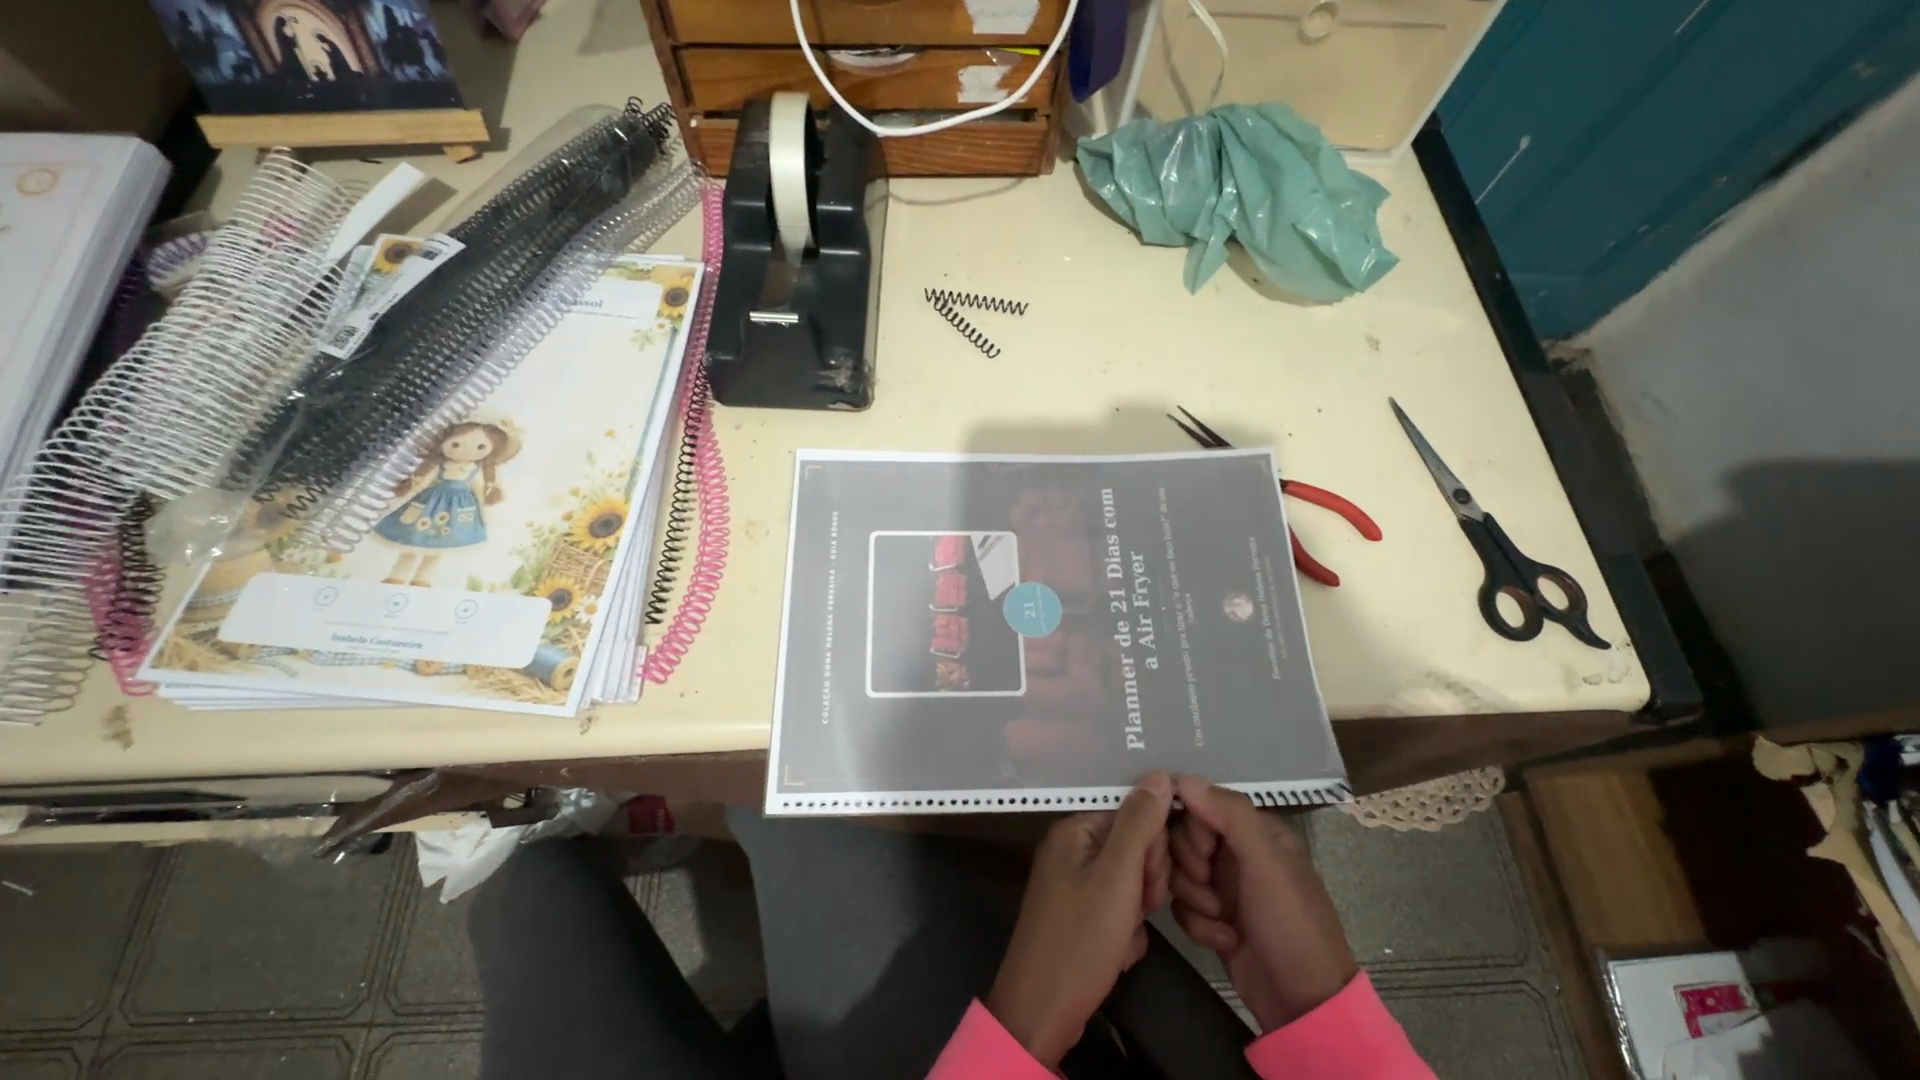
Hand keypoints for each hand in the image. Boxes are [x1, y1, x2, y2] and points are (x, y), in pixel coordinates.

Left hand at [986, 772, 1172, 1066]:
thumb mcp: (1117, 878)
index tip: (1146, 883)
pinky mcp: (1077, 915)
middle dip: (1146, 883)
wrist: (1042, 1011)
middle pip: (1134, 849)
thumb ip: (1140, 825)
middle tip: (1135, 909)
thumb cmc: (1080, 940)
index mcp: (1074, 831)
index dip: (1151, 851)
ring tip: (1124, 934)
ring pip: (1132, 883)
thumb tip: (1160, 775)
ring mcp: (1072, 884)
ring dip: (1138, 911)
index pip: (1135, 817)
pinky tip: (1117, 951)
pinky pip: (1119, 910)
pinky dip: (1125, 931)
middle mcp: (1070, 850)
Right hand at [1169, 776, 1357, 1031]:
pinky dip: (1198, 924)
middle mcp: (1239, 853)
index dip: (1193, 828)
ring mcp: (1226, 887)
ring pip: (1179, 873)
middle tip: (1209, 889)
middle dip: (1189, 867)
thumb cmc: (1291, 924)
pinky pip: (1182, 906)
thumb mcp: (1267, 864)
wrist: (1303, 1003)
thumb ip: (1229, 815)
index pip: (1203, 806)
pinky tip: (1224, 939)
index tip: (1204, 854)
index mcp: (1258, 832)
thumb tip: (1182, 777)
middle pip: (1184, 839)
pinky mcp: (1214, 918)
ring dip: (1194, 899)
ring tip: (1220, 919)